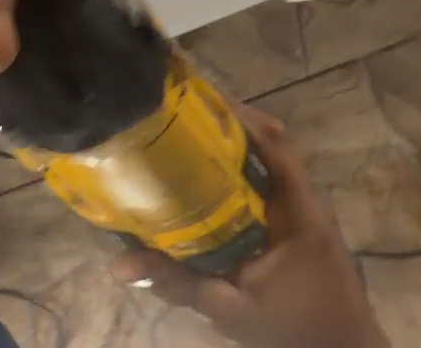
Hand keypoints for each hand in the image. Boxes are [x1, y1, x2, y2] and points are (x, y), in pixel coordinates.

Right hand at [112, 105, 389, 347]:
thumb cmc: (296, 333)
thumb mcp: (234, 313)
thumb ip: (180, 284)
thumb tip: (117, 265)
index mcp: (299, 217)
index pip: (276, 149)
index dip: (238, 118)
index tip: (192, 95)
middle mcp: (303, 206)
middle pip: (266, 144)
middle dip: (220, 121)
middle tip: (169, 105)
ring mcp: (300, 216)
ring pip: (263, 161)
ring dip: (224, 140)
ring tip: (172, 124)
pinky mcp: (291, 228)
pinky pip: (259, 181)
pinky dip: (229, 165)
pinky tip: (190, 168)